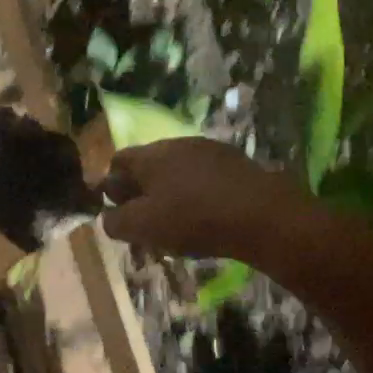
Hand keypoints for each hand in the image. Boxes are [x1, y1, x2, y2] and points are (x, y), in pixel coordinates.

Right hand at [100, 137, 313, 258]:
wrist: (263, 216)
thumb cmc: (193, 220)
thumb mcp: (143, 228)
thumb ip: (115, 222)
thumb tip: (108, 217)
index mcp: (149, 156)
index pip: (117, 162)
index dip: (112, 187)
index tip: (119, 213)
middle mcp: (176, 144)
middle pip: (148, 165)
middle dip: (142, 191)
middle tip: (146, 222)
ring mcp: (209, 150)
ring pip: (177, 170)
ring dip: (170, 192)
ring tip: (178, 223)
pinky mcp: (235, 162)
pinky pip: (204, 176)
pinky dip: (197, 193)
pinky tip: (207, 216)